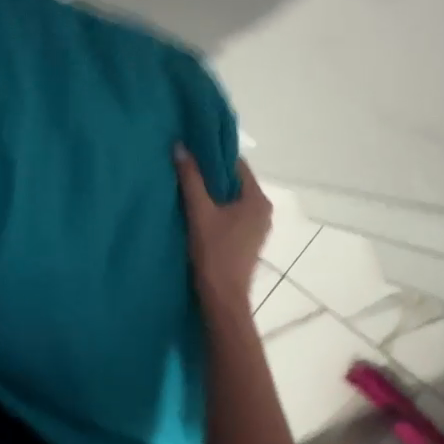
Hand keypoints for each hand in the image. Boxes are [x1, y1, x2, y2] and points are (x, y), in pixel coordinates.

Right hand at [174, 147, 271, 310]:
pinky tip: (195, 208)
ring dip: (211, 190)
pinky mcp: (247, 238)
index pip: (236, 164)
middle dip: (209, 172)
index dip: (212, 154)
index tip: (189, 148)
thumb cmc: (214, 252)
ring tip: (184, 184)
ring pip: (231, 197)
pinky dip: (215, 206)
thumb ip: (190, 179)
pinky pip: (231, 212)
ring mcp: (257, 225)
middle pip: (233, 180)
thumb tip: (180, 147)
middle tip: (182, 164)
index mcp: (257, 199)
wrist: (223, 296)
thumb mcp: (199, 212)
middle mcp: (263, 209)